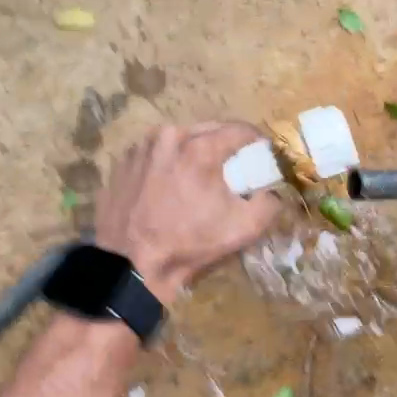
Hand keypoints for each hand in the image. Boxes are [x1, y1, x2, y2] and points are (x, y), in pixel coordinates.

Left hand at [93, 122, 283, 301]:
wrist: (130, 266)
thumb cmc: (188, 244)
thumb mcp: (243, 229)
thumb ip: (269, 204)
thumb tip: (273, 192)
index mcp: (199, 147)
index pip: (239, 130)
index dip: (256, 141)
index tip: (262, 154)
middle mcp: (169, 136)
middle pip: (208, 130)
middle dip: (224, 145)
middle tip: (232, 167)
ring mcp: (142, 147)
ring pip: (179, 139)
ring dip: (193, 152)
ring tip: (197, 177)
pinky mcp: (123, 161)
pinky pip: (155, 153)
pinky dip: (166, 163)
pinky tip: (167, 186)